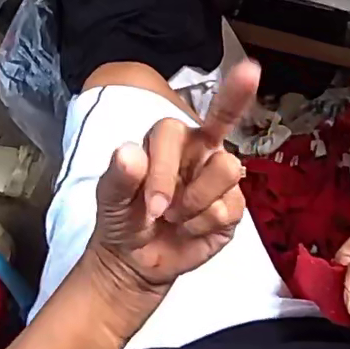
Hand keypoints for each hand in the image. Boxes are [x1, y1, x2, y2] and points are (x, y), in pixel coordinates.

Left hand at [84, 61, 261, 297]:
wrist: (134, 258)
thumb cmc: (122, 215)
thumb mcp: (111, 198)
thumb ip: (119, 175)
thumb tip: (128, 152)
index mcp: (165, 137)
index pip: (171, 132)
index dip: (163, 169)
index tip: (152, 205)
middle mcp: (197, 147)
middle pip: (221, 120)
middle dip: (233, 101)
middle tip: (239, 90)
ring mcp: (218, 173)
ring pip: (227, 169)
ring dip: (197, 201)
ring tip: (174, 217)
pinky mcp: (233, 204)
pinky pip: (229, 208)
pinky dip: (202, 226)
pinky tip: (187, 228)